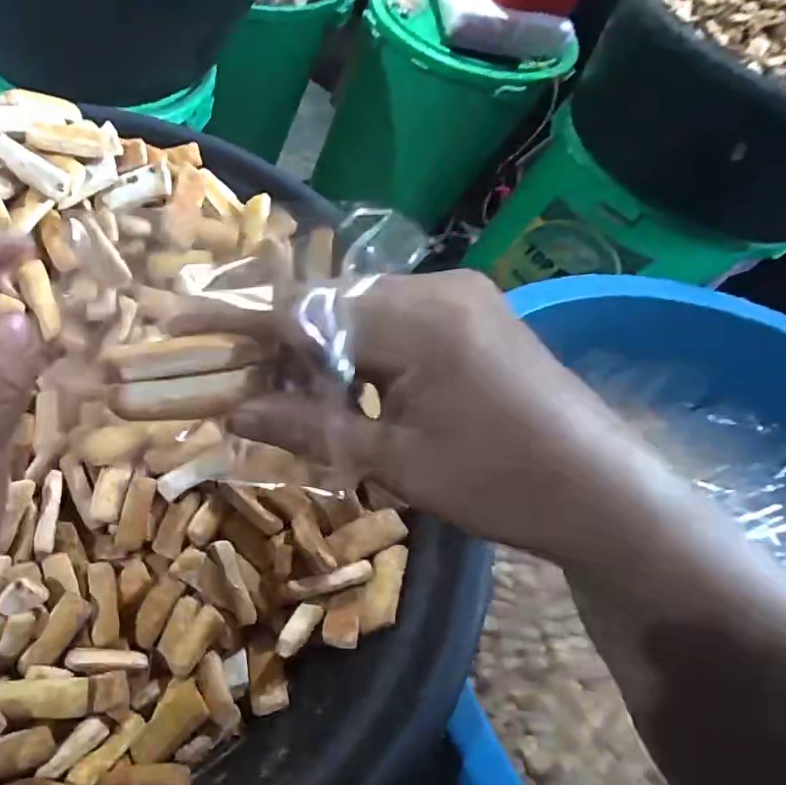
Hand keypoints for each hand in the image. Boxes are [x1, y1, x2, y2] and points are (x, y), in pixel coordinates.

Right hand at [178, 270, 684, 569]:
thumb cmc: (499, 483)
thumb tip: (234, 412)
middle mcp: (438, 289)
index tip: (181, 319)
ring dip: (315, 348)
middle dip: (274, 340)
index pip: (304, 310)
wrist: (604, 495)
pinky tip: (340, 386)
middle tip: (232, 377)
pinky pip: (394, 324)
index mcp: (417, 319)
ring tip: (279, 389)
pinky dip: (356, 352)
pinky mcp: (475, 319)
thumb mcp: (394, 461)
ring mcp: (462, 299)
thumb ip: (309, 427)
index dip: (237, 319)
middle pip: (329, 304)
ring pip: (361, 313)